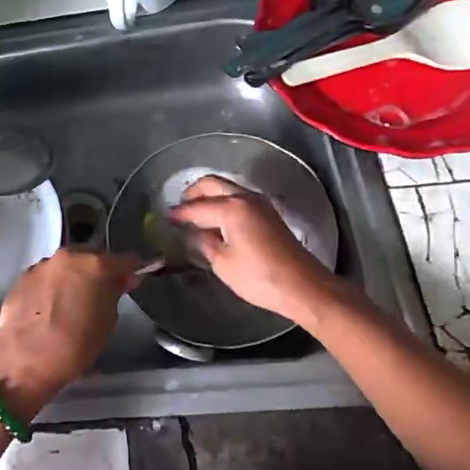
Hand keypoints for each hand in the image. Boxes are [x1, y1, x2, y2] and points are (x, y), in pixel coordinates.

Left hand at [0, 248, 139, 416]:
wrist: (24, 363)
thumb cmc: (76, 345)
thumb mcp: (107, 321)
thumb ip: (115, 294)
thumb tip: (121, 281)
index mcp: (95, 264)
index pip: (125, 260)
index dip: (132, 270)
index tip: (134, 281)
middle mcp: (67, 257)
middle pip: (91, 257)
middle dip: (99, 271)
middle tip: (102, 292)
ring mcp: (41, 266)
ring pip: (65, 267)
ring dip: (73, 278)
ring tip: (72, 302)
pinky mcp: (21, 280)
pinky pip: (45, 279)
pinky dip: (51, 288)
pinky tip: (50, 309)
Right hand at [172, 176, 333, 321]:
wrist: (301, 285)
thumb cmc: (259, 277)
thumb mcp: (223, 263)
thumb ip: (205, 243)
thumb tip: (195, 233)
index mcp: (231, 208)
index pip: (197, 207)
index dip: (180, 213)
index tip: (167, 217)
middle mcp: (246, 198)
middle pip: (213, 184)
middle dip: (193, 192)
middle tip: (179, 207)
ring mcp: (260, 203)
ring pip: (228, 188)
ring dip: (210, 195)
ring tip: (195, 213)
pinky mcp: (269, 213)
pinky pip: (239, 198)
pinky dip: (224, 202)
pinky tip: (216, 219)